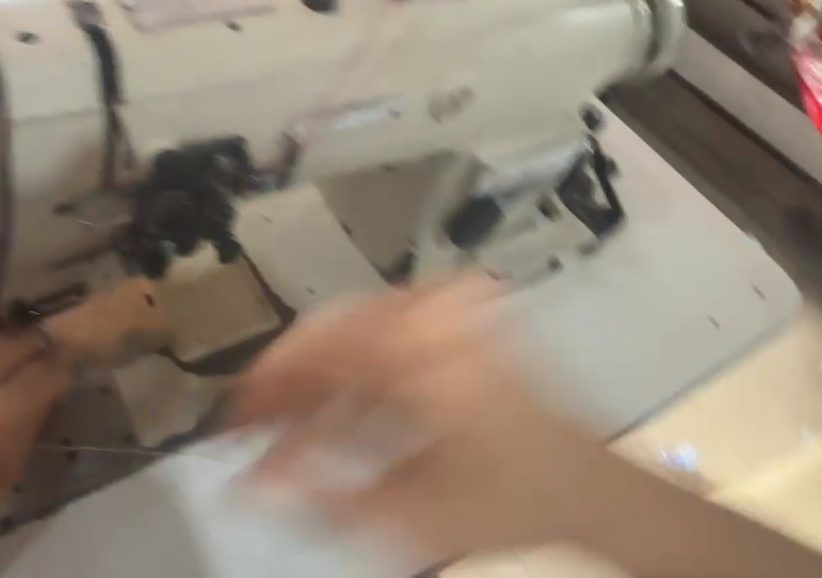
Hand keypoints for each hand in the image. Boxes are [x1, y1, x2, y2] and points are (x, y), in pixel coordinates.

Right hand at [225, 277, 613, 561]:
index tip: (233, 419)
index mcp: (419, 348)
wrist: (588, 486)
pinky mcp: (455, 312)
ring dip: (318, 379)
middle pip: (329, 333)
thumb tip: (249, 484)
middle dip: (288, 384)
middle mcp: (429, 310)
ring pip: (350, 329)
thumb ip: (322, 497)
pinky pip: (380, 327)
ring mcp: (446, 305)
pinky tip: (337, 411)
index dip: (267, 385)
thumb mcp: (414, 516)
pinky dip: (352, 369)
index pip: (316, 347)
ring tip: (293, 427)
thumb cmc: (508, 503)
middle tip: (258, 427)